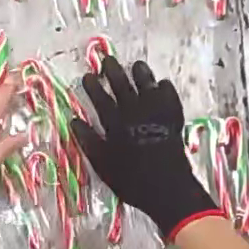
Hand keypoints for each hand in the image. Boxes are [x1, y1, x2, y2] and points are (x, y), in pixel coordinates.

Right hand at [72, 55, 218, 239]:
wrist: (167, 188)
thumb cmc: (130, 180)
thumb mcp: (102, 165)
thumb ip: (89, 141)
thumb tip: (74, 121)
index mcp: (116, 124)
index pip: (101, 99)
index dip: (93, 86)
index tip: (87, 75)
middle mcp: (135, 113)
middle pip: (123, 86)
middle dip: (113, 72)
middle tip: (107, 59)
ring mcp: (156, 114)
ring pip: (147, 86)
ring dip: (140, 74)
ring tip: (135, 65)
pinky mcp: (173, 120)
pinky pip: (170, 97)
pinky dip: (165, 88)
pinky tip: (162, 83)